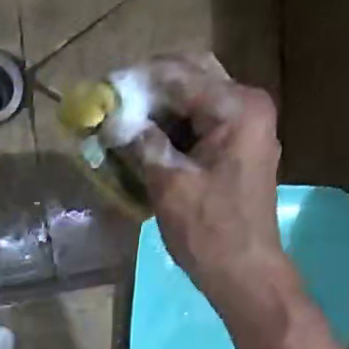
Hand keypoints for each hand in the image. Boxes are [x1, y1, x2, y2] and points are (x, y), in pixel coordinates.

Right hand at [119, 56, 300, 307]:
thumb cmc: (208, 232)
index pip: (178, 75)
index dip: (136, 82)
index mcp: (236, 107)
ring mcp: (246, 127)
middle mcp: (247, 106)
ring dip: (159, 108)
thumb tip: (112, 117)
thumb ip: (142, 143)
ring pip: (195, 99)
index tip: (101, 91)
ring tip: (122, 122)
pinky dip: (172, 127)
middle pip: (191, 77)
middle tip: (111, 104)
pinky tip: (144, 141)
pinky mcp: (238, 148)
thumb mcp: (169, 185)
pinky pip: (201, 123)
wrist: (244, 273)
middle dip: (149, 88)